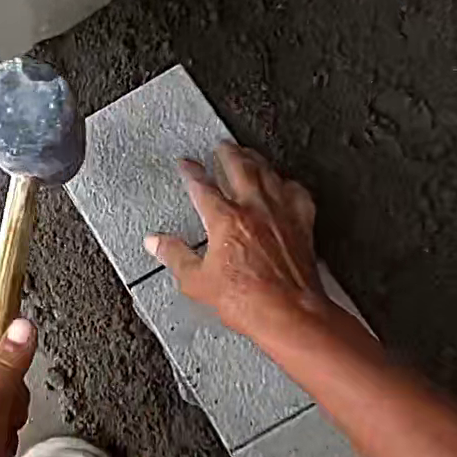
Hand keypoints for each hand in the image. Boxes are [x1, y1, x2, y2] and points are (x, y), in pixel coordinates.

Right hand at [146, 142, 333, 337]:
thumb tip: (155, 242)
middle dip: (227, 152)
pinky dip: (288, 184)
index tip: (186, 164)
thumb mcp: (197, 282)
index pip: (202, 186)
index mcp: (225, 219)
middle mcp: (253, 208)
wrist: (289, 312)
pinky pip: (297, 192)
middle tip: (221, 145)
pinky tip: (285, 184)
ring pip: (267, 173)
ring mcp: (280, 212)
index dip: (191, 171)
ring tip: (248, 153)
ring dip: (255, 160)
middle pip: (239, 167)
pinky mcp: (302, 223)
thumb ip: (175, 256)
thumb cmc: (247, 300)